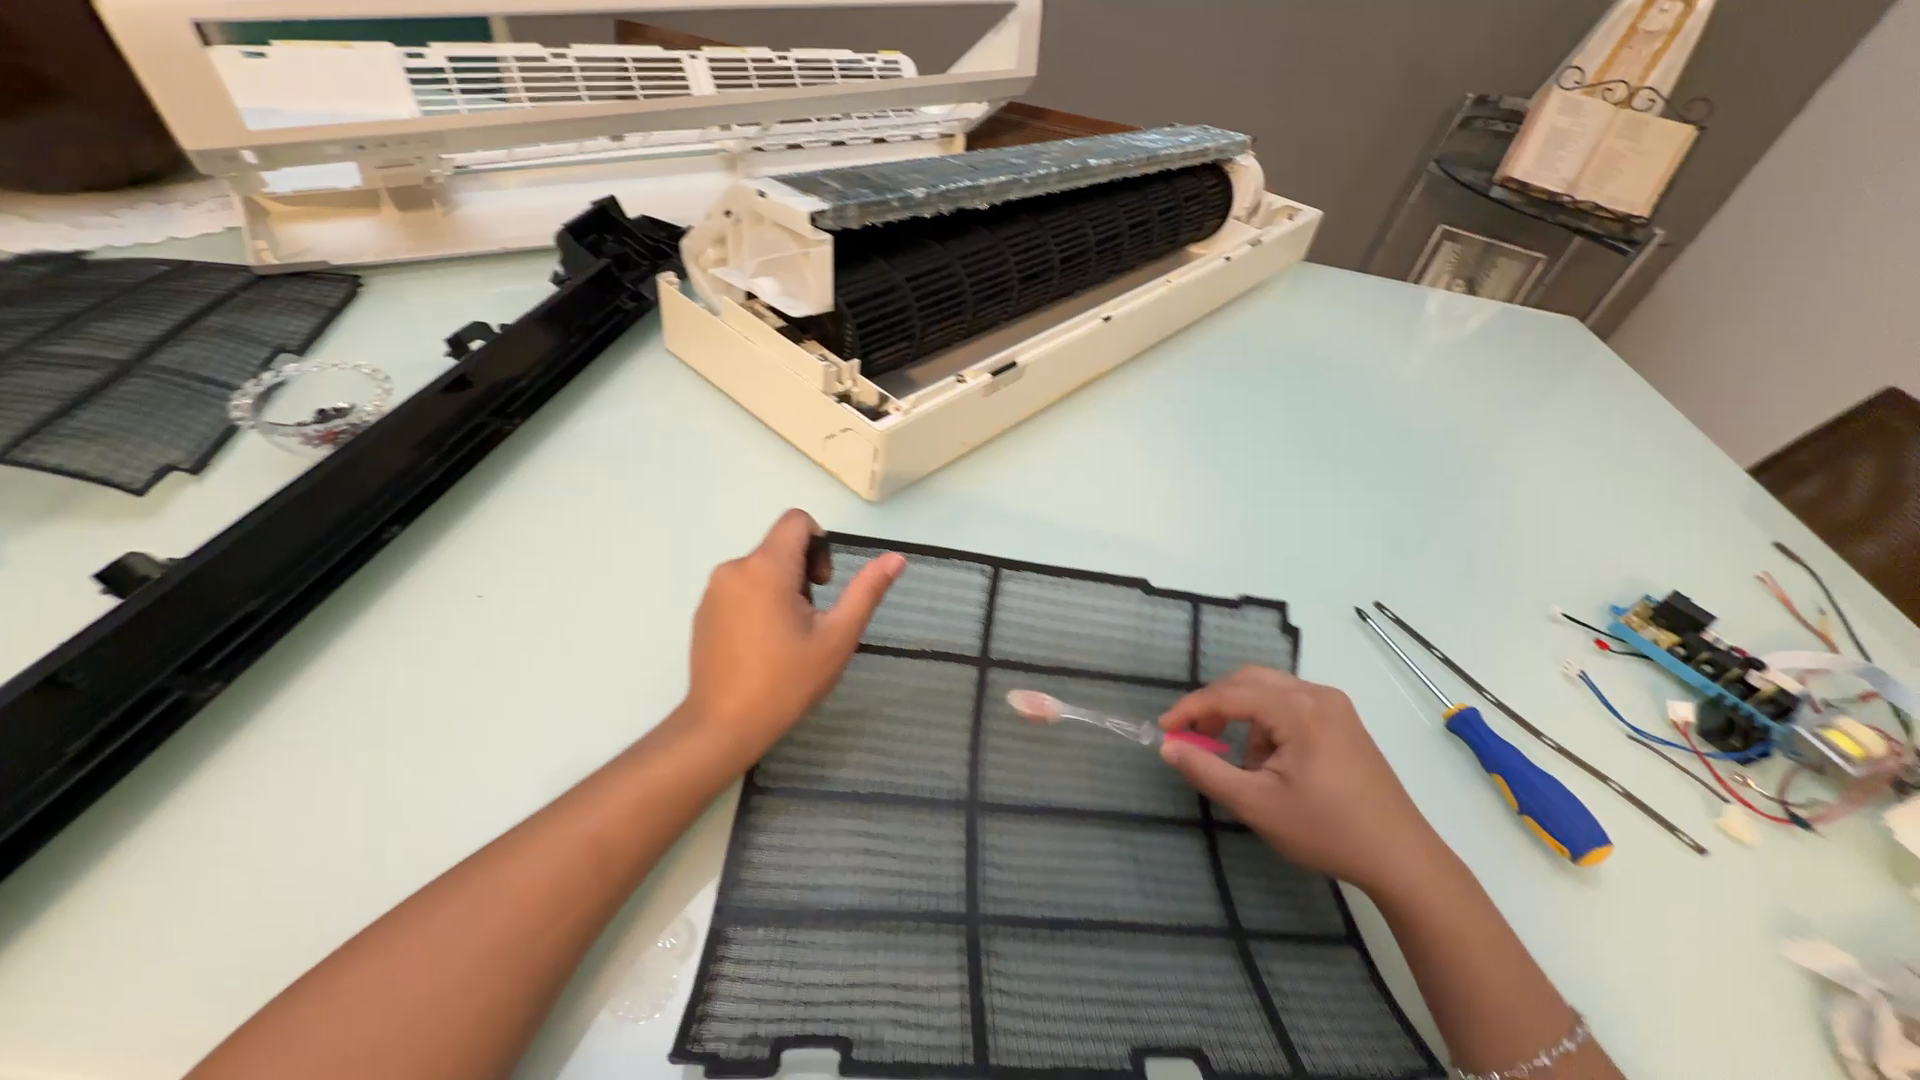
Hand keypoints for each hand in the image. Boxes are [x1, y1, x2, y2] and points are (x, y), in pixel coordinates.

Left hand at [680, 510, 903, 769]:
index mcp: (766, 568)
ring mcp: (713, 591)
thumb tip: (896, 558)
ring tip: (787, 639)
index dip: (820, 544)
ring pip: (760, 571)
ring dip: (781, 591)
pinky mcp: (703, 613)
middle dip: (803, 575)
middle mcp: (733, 569)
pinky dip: (758, 606)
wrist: (724, 726)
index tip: (825, 586)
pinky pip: (739, 591)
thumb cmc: (787, 682)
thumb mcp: (837, 637)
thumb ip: (866, 591)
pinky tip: (763, 648)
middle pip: (779, 547)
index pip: (796, 521)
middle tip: (811, 622)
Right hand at [1159, 666, 1445, 896]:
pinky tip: (1271, 763)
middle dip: (1216, 706)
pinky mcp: (1345, 723)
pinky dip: (1269, 724)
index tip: (1164, 731)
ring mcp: (1336, 707)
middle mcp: (1317, 695)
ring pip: (1271, 693)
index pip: (1229, 693)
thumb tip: (1170, 747)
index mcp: (1298, 709)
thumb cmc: (1325, 830)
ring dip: (1244, 717)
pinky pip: (1292, 706)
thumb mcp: (1255, 804)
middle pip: (1250, 681)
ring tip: (1241, 764)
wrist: (1400, 857)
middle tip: (1194, 738)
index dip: (1190, 709)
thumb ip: (1206, 770)